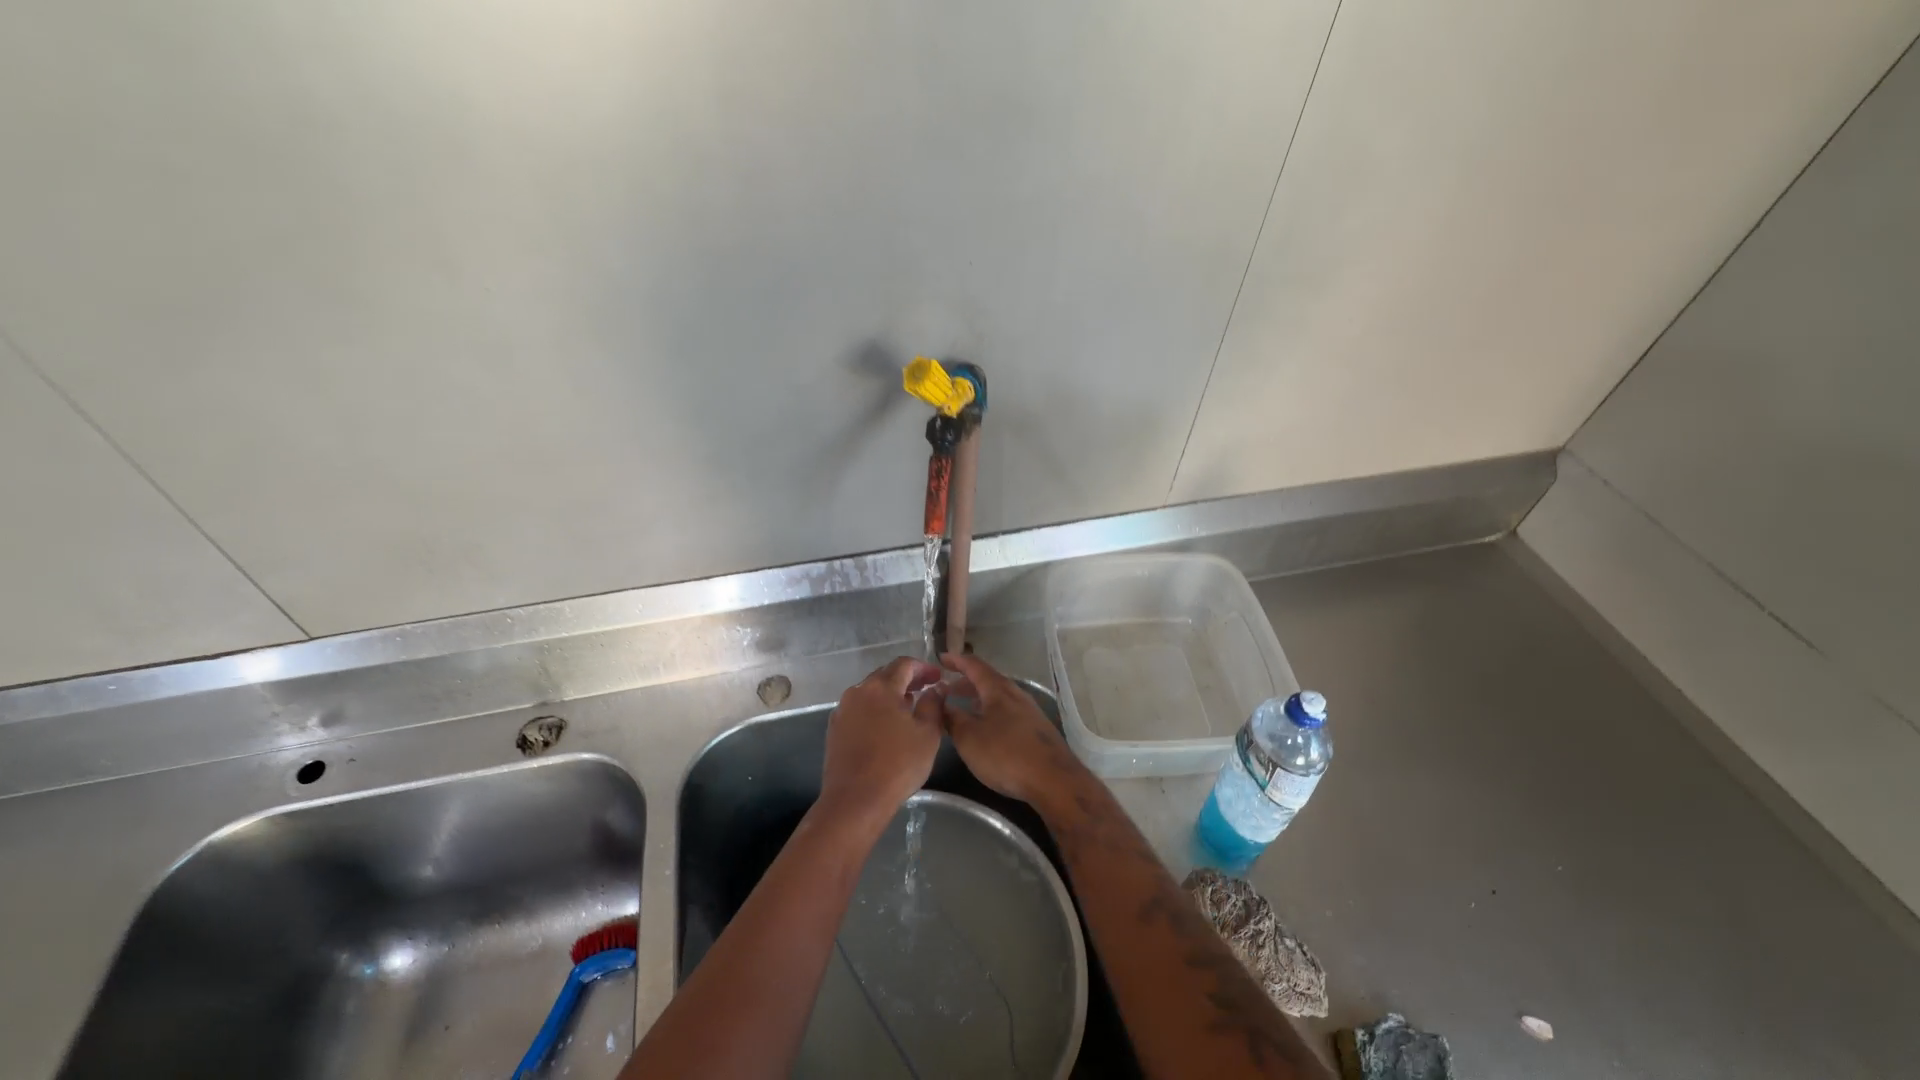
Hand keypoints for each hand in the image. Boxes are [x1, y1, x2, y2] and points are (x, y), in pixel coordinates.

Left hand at [818, 657, 945, 825]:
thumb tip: (937, 687)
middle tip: (926, 689)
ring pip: (870, 693)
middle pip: (884, 676)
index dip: (924, 667)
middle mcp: (857, 692)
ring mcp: (842, 711)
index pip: (904, 665)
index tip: (939, 677)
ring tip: (909, 708)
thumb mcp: (927, 734)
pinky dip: (876, 710)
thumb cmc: (898, 765)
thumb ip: (934, 704)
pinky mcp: (835, 730)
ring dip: (890, 695)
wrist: (855, 800)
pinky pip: (859, 710)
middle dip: (907, 679)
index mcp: (880, 688)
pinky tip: (887, 727)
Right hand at [938, 652, 1085, 805]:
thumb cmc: (1005, 755)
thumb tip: (941, 702)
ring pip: (1000, 697)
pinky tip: (987, 728)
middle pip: (989, 680)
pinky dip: (992, 712)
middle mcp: (1016, 695)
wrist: (1053, 780)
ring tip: (963, 707)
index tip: (941, 658)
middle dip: (966, 682)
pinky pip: (1008, 711)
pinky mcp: (1037, 729)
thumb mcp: (969, 738)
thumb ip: (952, 718)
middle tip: (947, 689)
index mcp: (998, 690)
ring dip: (979, 698)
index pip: (974, 666)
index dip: (956, 661)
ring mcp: (1030, 712)